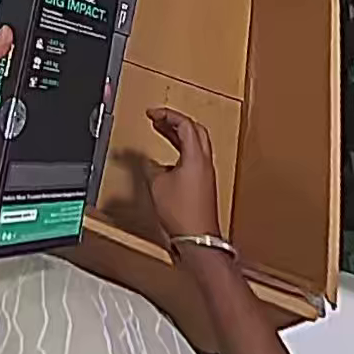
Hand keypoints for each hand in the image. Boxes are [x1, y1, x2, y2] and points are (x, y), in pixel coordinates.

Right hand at [145, 107, 221, 238]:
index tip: (153, 113)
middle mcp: (204, 161)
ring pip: (196, 143)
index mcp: (196, 156)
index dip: (168, 115)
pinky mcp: (204, 183)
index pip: (185, 124)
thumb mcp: (158, 185)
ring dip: (178, 134)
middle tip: (158, 118)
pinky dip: (181, 149)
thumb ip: (151, 167)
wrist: (197, 239)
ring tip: (161, 130)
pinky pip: (194, 157)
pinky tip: (168, 156)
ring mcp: (206, 173)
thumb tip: (148, 162)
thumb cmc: (182, 213)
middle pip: (194, 129)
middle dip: (175, 120)